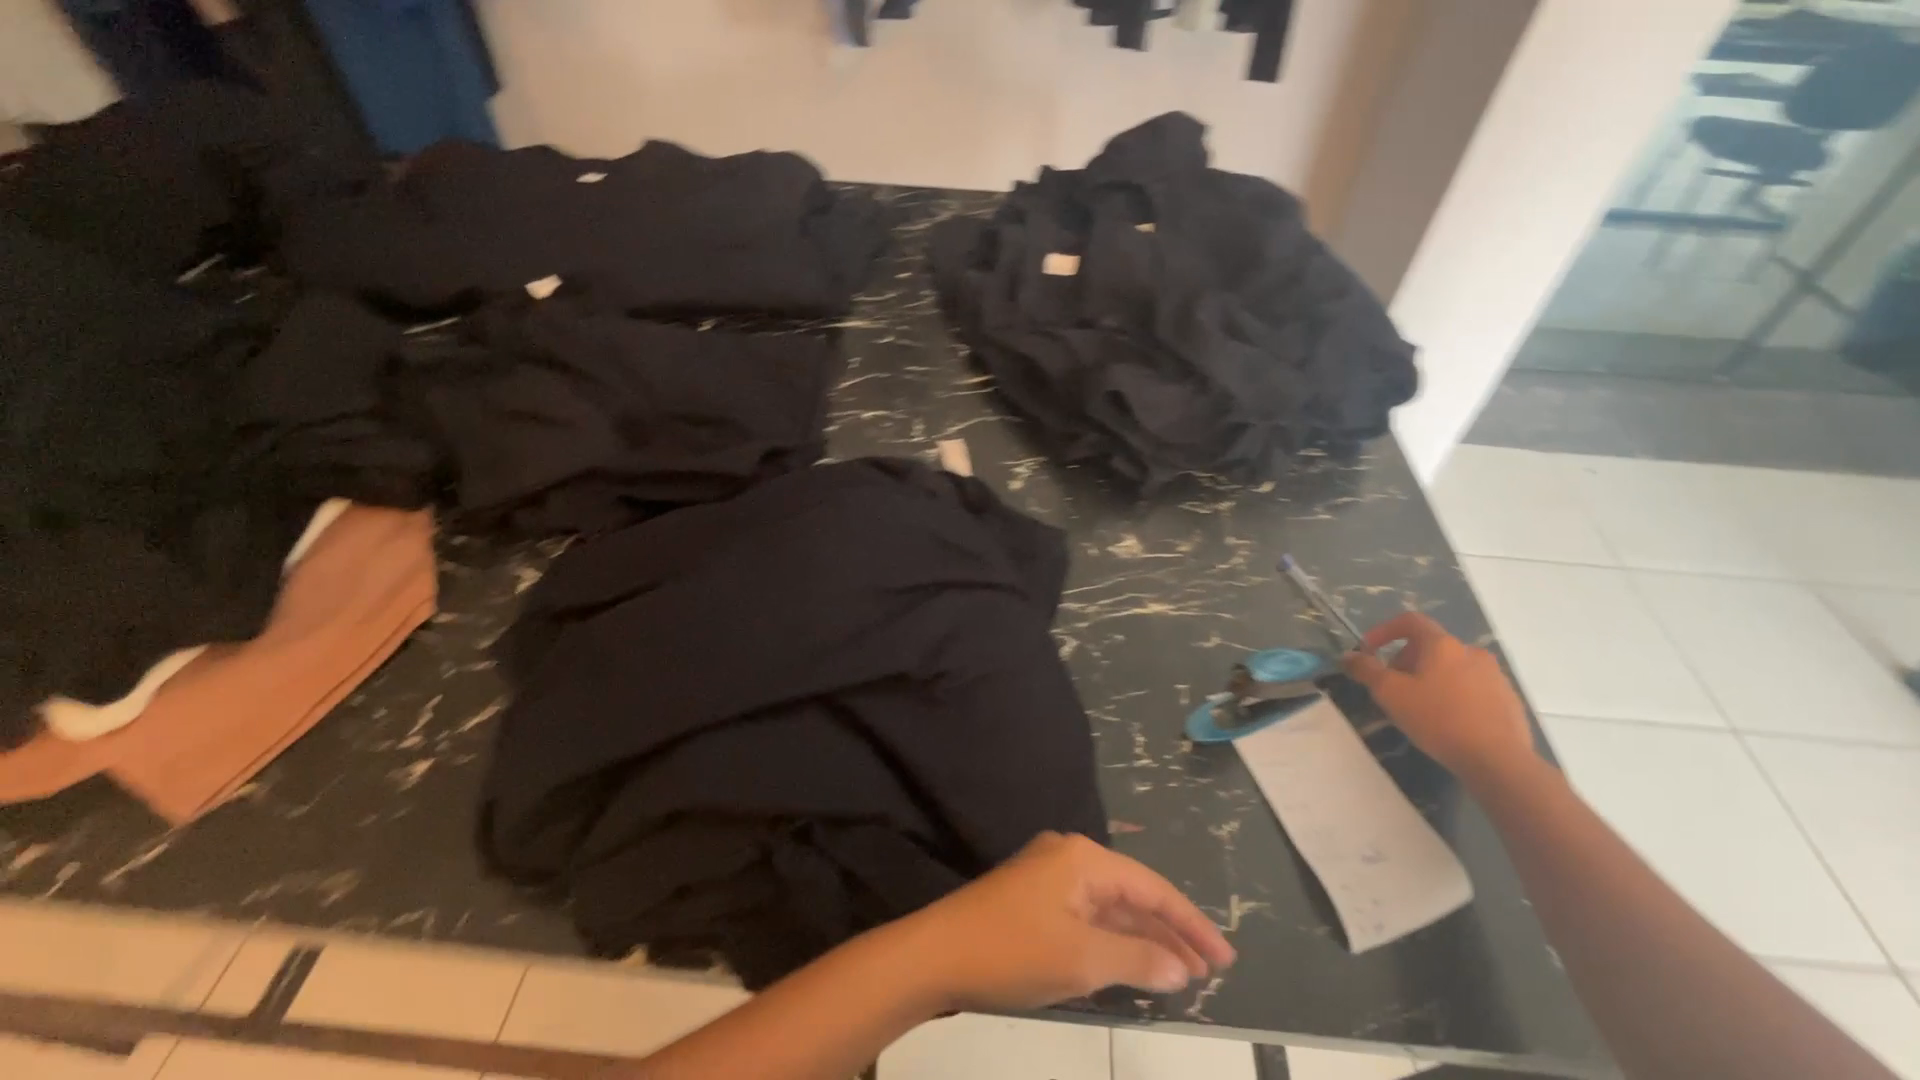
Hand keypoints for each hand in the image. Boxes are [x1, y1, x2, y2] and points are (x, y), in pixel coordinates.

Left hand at [897, 832, 1234, 1010]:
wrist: (933, 957)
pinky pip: (1086, 919)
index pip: (1153, 888)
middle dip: (1170, 934)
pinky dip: (1111, 944)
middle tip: (1207, 973)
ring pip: (1109, 910)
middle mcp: (1069, 858)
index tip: (1224, 958)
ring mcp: (1048, 878)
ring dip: (1142, 942)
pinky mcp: (1031, 901)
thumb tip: (1179, 969)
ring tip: (1179, 976)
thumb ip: (1138, 962)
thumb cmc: (1011, 952)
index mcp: (1084, 859)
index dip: (1192, 924)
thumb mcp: (1082, 961)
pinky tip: (1131, 968)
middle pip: (1133, 896)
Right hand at [1341, 612, 1536, 783]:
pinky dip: (1454, 694)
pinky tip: (1448, 721)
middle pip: (1431, 646)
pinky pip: (1473, 687)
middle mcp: (1471, 652)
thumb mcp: (1391, 694)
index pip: (1411, 621)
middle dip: (1406, 661)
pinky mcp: (1508, 698)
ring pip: (1452, 667)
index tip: (1369, 650)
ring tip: (1420, 707)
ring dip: (1431, 679)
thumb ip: (1366, 670)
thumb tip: (1348, 656)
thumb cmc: (1438, 719)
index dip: (1385, 631)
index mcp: (1442, 645)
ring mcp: (1494, 675)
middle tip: (1393, 688)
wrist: (1498, 758)